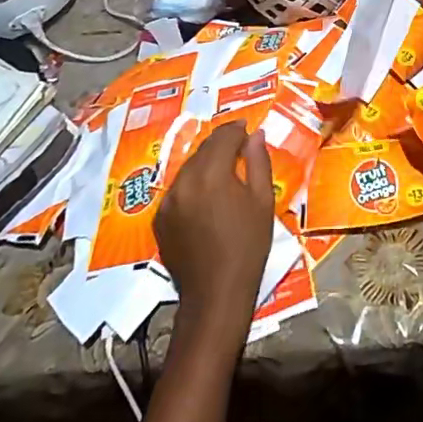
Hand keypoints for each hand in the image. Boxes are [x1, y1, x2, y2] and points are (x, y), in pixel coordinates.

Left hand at [154, 124, 273, 310]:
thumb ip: (258, 161)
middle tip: (240, 143)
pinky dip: (193, 183)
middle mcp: (183, 183)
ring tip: (225, 167)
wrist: (216, 293)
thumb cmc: (248, 245)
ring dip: (206, 161)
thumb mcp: (263, 199)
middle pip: (202, 150)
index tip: (248, 129)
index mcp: (211, 175)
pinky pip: (178, 189)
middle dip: (221, 143)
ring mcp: (167, 203)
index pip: (222, 138)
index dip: (237, 129)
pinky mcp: (160, 220)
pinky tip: (208, 193)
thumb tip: (256, 135)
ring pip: (188, 168)